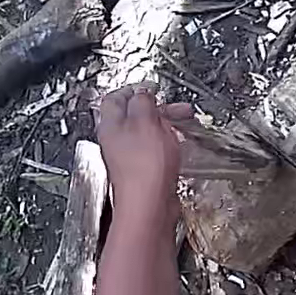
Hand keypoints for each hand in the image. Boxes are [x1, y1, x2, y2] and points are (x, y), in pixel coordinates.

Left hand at [94, 86, 190, 211]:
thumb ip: (143, 101)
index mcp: (111, 126)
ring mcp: (130, 158)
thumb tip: (143, 91)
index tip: (152, 88)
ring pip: (148, 134)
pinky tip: (181, 147)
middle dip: (158, 109)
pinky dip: (169, 145)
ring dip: (166, 126)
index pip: (115, 99)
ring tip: (184, 126)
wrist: (149, 207)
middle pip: (134, 116)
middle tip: (177, 107)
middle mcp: (117, 142)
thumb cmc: (145, 166)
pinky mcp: (144, 173)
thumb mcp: (145, 122)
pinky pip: (156, 152)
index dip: (134, 89)